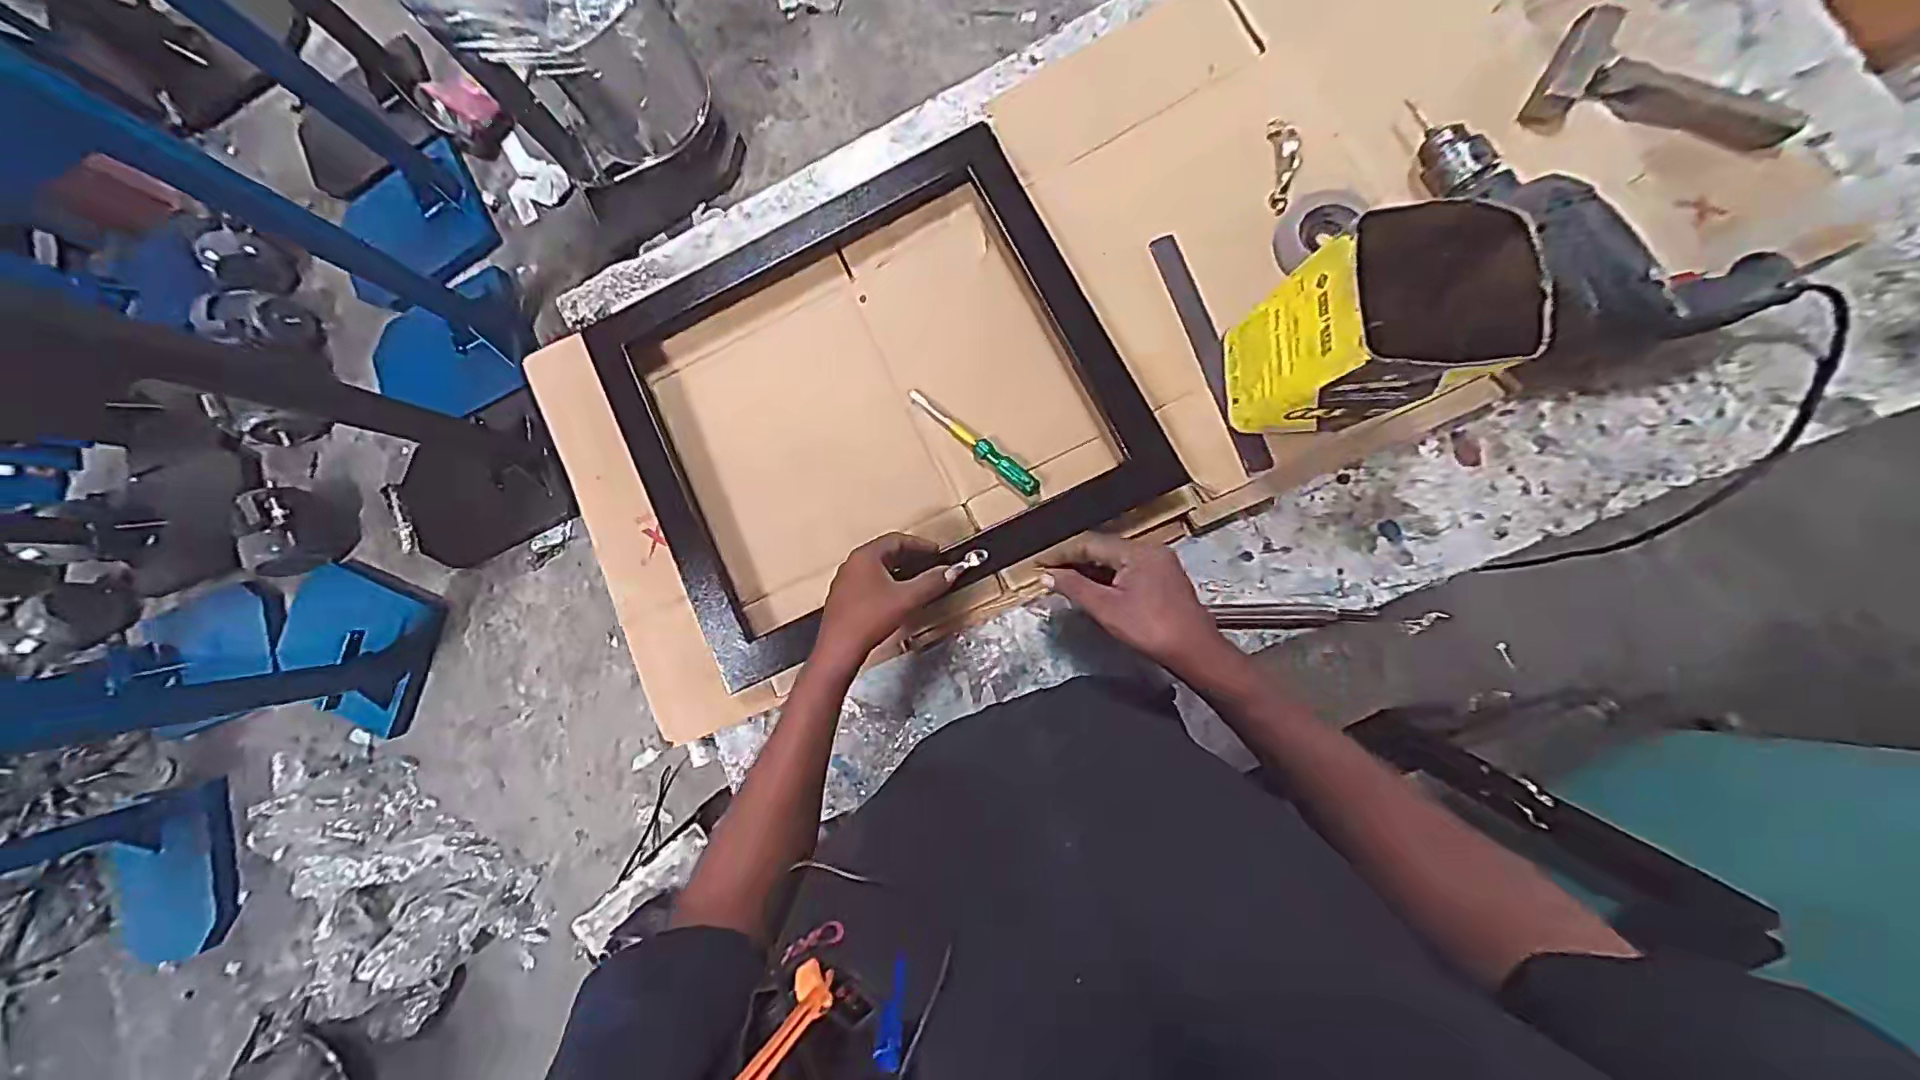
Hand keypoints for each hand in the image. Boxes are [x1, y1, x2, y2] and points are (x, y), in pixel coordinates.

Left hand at [815, 533, 957, 666]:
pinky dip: (885, 584)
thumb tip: (951, 571)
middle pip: (885, 552)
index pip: (896, 540)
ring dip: (897, 571)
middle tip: (928, 564)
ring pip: (875, 569)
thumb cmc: (868, 619)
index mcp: (865, 556)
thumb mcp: (907, 598)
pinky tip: (895, 599)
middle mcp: (852, 564)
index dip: (920, 545)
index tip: (935, 552)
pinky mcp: (843, 599)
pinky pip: (867, 583)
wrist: (840, 648)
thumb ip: (932, 582)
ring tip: (915, 581)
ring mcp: (845, 582)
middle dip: (909, 557)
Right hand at [1041, 533, 1229, 677]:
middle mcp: (1150, 550)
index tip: (1040, 564)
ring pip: (1115, 560)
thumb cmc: (1151, 629)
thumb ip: (1074, 587)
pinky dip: (1108, 577)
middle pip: (1103, 549)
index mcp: (1137, 551)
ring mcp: (1160, 563)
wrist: (1194, 650)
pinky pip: (1128, 569)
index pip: (1089, 543)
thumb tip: (1047, 576)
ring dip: (1090, 570)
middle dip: (1074, 561)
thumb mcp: (1106, 608)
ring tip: (1065, 582)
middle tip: (1049, 574)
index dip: (1061, 554)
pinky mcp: (1164, 578)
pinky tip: (1094, 589)